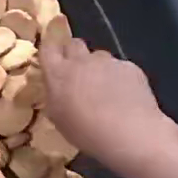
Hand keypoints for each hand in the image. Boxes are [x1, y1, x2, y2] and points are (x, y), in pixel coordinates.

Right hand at [40, 39, 177, 174]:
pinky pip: (120, 67)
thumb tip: (57, 90)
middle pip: (74, 44)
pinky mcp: (129, 67)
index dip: (50, 50)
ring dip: (97, 67)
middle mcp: (81, 61)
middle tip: (77, 73)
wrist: (129, 133)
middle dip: (74, 53)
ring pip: (99, 56)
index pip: (48, 48)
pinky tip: (124, 96)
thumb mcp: (58, 118)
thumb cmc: (86, 131)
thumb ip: (55, 97)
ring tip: (105, 89)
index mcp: (58, 73)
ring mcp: (107, 62)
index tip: (52, 59)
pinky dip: (119, 77)